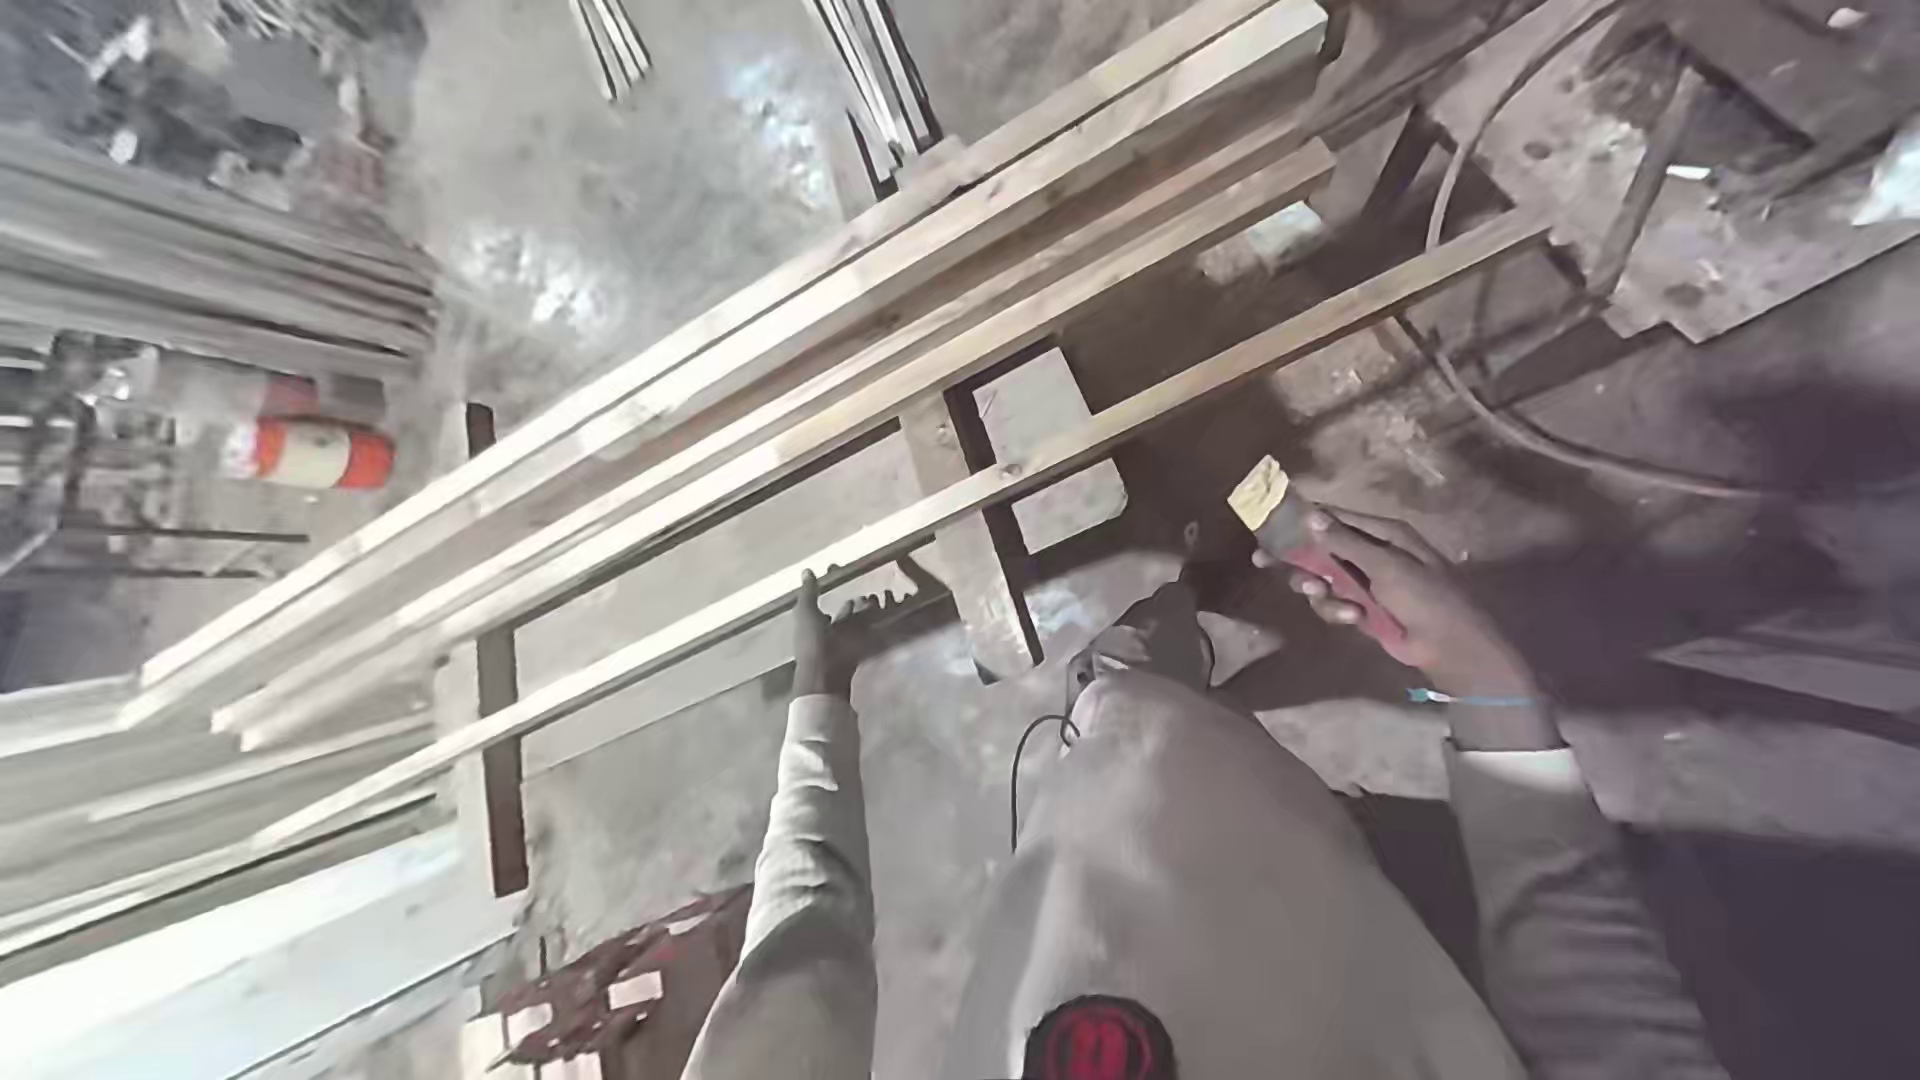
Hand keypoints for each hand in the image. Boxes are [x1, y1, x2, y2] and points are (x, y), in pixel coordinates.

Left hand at [791, 569, 898, 699]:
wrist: (826, 673)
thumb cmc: (812, 641)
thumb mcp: (806, 612)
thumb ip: (808, 593)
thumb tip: (806, 570)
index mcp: (813, 625)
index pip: (824, 612)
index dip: (832, 602)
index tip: (847, 590)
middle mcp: (829, 635)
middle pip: (844, 618)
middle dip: (855, 607)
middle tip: (869, 594)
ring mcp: (845, 644)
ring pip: (858, 626)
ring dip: (868, 614)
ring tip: (879, 600)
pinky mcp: (858, 652)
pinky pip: (868, 636)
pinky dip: (876, 627)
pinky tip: (884, 615)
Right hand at [1260, 508, 1535, 698]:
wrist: (1449, 647)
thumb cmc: (1425, 597)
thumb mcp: (1384, 565)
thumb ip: (1344, 541)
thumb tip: (1309, 515)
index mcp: (1381, 534)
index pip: (1332, 518)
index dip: (1300, 521)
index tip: (1270, 526)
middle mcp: (1368, 553)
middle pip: (1318, 549)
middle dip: (1296, 558)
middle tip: (1263, 561)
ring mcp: (1362, 582)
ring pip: (1318, 578)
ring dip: (1316, 588)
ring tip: (1321, 594)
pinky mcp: (1357, 607)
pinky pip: (1330, 602)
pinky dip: (1335, 610)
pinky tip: (1352, 617)